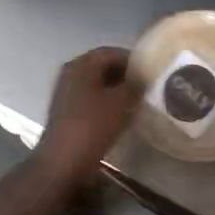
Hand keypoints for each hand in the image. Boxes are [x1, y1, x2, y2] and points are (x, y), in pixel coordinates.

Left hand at [34, 47, 138, 182]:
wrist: (62, 161)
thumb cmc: (92, 126)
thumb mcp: (120, 103)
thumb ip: (134, 85)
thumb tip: (143, 78)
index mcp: (81, 65)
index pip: (110, 52)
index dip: (133, 60)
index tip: (152, 71)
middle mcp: (70, 74)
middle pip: (102, 67)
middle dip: (126, 75)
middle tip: (147, 86)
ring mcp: (66, 94)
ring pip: (97, 85)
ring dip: (117, 91)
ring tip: (138, 101)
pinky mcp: (66, 112)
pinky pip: (91, 100)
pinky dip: (107, 104)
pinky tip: (121, 116)